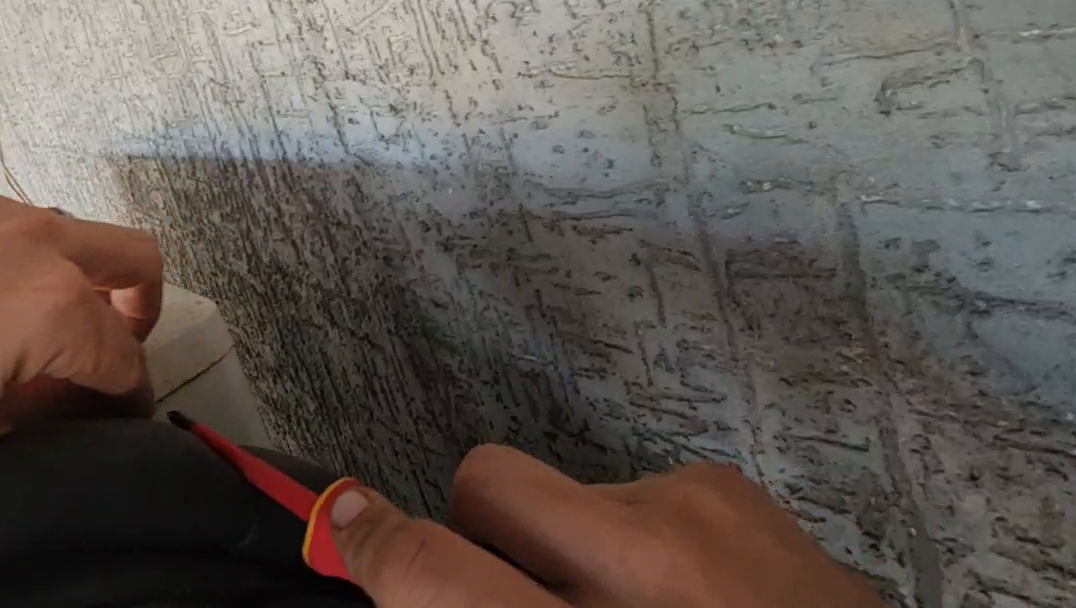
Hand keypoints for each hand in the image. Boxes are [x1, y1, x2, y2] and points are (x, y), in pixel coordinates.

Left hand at [0, 192, 162, 518]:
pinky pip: (27, 229)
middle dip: (140, 311)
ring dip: (86, 281)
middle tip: (107, 356)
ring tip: (39, 335)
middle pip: (136, 260)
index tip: (122, 417)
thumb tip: (80, 397)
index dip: (131, 394)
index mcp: (51, 305)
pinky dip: (35, 264)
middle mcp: (39, 242)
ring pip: (82, 237)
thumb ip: (45, 406)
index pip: (124, 353)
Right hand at [329, 445, 884, 607]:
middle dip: (482, 527)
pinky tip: (696, 600)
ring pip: (560, 488)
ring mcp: (695, 512)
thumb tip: (436, 581)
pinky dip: (634, 542)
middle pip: (487, 480)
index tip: (345, 519)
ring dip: (571, 547)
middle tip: (526, 590)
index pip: (446, 577)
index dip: (380, 546)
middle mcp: (644, 569)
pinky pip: (628, 489)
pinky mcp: (730, 484)